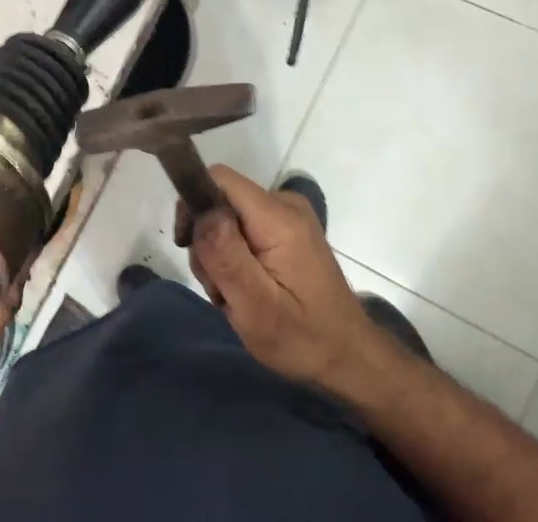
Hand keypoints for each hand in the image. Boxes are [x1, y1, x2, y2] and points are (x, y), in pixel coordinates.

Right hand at [187, 166, 403, 398]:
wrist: (349, 358)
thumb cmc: (302, 338)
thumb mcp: (255, 306)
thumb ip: (226, 255)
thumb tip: (201, 209)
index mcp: (278, 218)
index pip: (219, 179)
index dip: (195, 206)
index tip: (188, 246)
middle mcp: (285, 205)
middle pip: (221, 201)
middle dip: (209, 243)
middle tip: (222, 290)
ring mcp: (289, 217)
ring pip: (229, 218)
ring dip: (221, 257)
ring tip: (237, 298)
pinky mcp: (289, 231)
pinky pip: (244, 230)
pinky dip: (237, 259)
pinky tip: (249, 292)